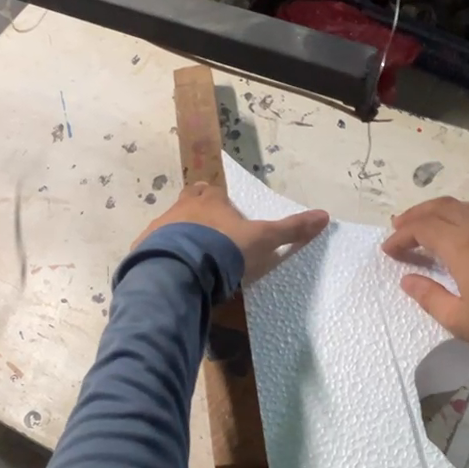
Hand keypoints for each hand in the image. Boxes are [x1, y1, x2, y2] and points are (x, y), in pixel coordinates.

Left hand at [137, 181, 329, 282]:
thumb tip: (325, 215)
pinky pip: (153, 252)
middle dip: (196, 218)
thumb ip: (290, 229)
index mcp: (208, 200)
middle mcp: (180, 208)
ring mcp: (159, 228)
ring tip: (192, 263)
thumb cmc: (224, 248)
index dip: (218, 203)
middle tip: (208, 239)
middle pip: (187, 205)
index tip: (226, 219)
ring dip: (179, 240)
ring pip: (169, 228)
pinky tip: (173, 275)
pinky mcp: (143, 250)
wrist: (180, 269)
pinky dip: (162, 260)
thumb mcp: (262, 239)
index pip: (212, 191)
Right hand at [381, 197, 468, 359]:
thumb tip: (408, 280)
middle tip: (399, 227)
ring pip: (464, 207)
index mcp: (461, 247)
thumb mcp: (460, 320)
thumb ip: (430, 297)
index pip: (422, 229)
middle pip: (441, 208)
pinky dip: (468, 212)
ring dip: (440, 210)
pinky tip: (468, 220)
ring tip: (427, 222)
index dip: (401, 236)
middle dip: (416, 215)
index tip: (387, 250)